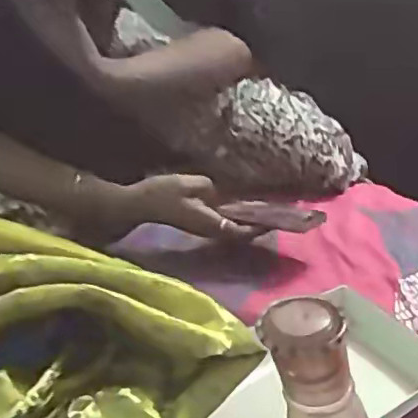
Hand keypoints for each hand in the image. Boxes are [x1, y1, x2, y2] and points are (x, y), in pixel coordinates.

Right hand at [78, 173, 264, 242]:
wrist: (141, 205)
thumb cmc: (163, 194)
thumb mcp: (191, 184)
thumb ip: (212, 188)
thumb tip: (223, 193)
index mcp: (213, 224)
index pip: (244, 231)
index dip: (260, 227)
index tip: (274, 220)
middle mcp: (214, 232)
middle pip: (243, 233)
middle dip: (259, 226)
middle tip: (275, 216)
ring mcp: (208, 230)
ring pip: (235, 230)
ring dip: (249, 223)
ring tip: (264, 212)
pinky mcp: (202, 225)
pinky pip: (226, 225)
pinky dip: (237, 219)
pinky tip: (242, 209)